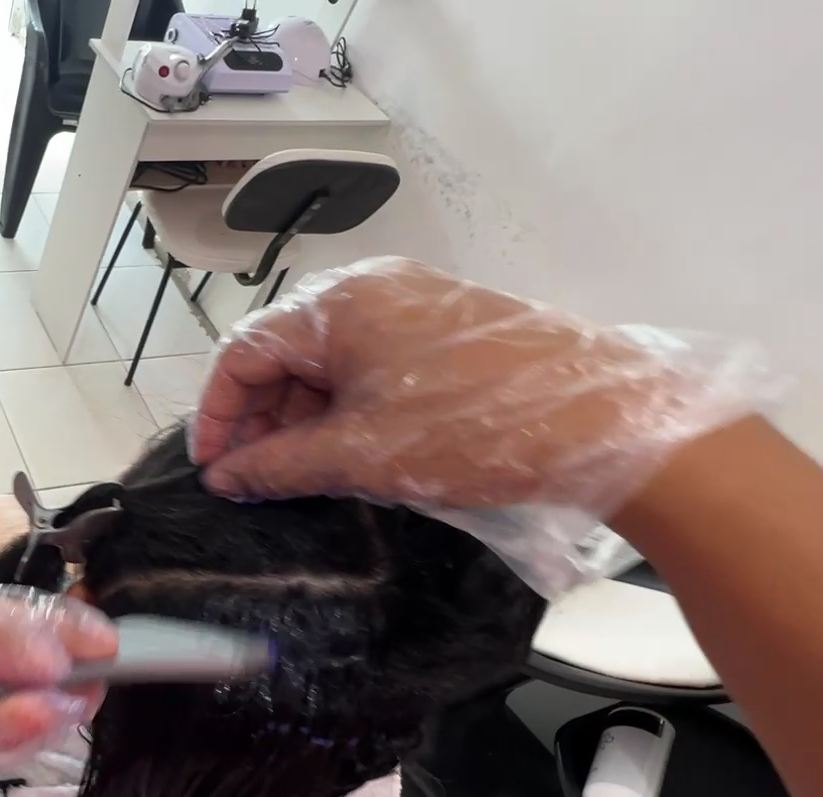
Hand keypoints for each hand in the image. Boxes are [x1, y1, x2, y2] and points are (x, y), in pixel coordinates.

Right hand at [189, 256, 784, 510]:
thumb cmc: (467, 429)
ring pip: (319, 363)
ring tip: (296, 469)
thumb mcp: (355, 454)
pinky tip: (341, 449)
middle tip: (253, 474)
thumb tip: (222, 478)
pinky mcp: (436, 332)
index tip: (212, 467)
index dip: (216, 414)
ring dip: (296, 418)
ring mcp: (406, 307)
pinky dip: (337, 409)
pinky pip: (360, 367)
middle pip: (279, 354)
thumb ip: (273, 464)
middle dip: (257, 418)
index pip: (242, 353)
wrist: (611, 426)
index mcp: (336, 305)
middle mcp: (366, 291)